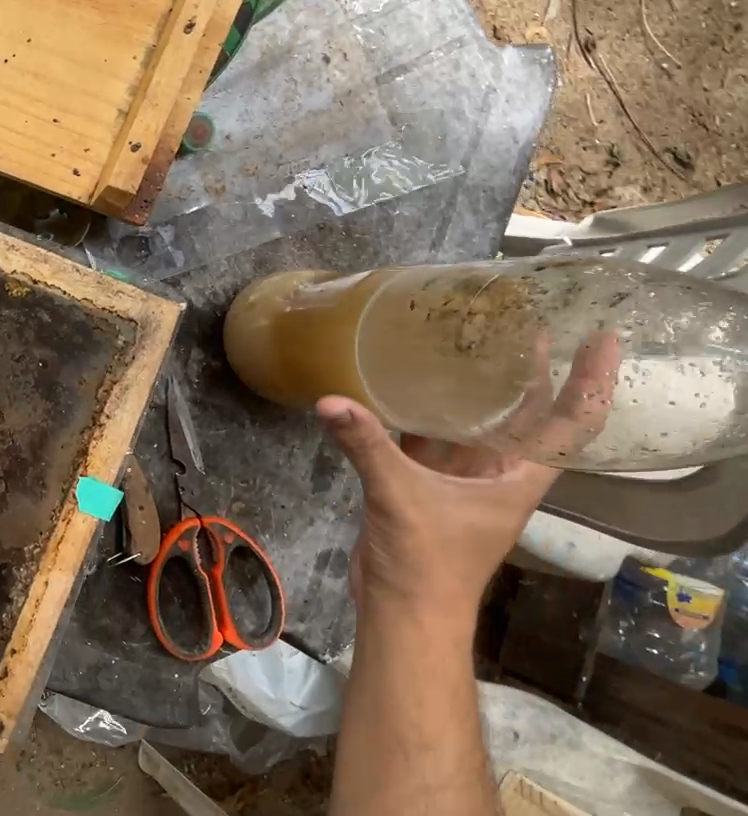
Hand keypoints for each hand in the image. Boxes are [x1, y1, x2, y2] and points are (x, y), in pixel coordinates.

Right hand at [317, 333, 619, 620]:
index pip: (570, 423)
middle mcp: (497, 474)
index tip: (602, 337)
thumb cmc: (427, 559)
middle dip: (535, 374)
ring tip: (469, 346)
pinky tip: (405, 389)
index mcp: (517, 479)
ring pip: (477, 425)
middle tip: (530, 324)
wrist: (404, 607)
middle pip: (527, 416)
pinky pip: (429, 438)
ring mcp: (460, 481)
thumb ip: (366, 445)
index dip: (591, 380)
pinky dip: (422, 412)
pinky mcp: (422, 485)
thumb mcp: (400, 496)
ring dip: (478, 390)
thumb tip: (329, 400)